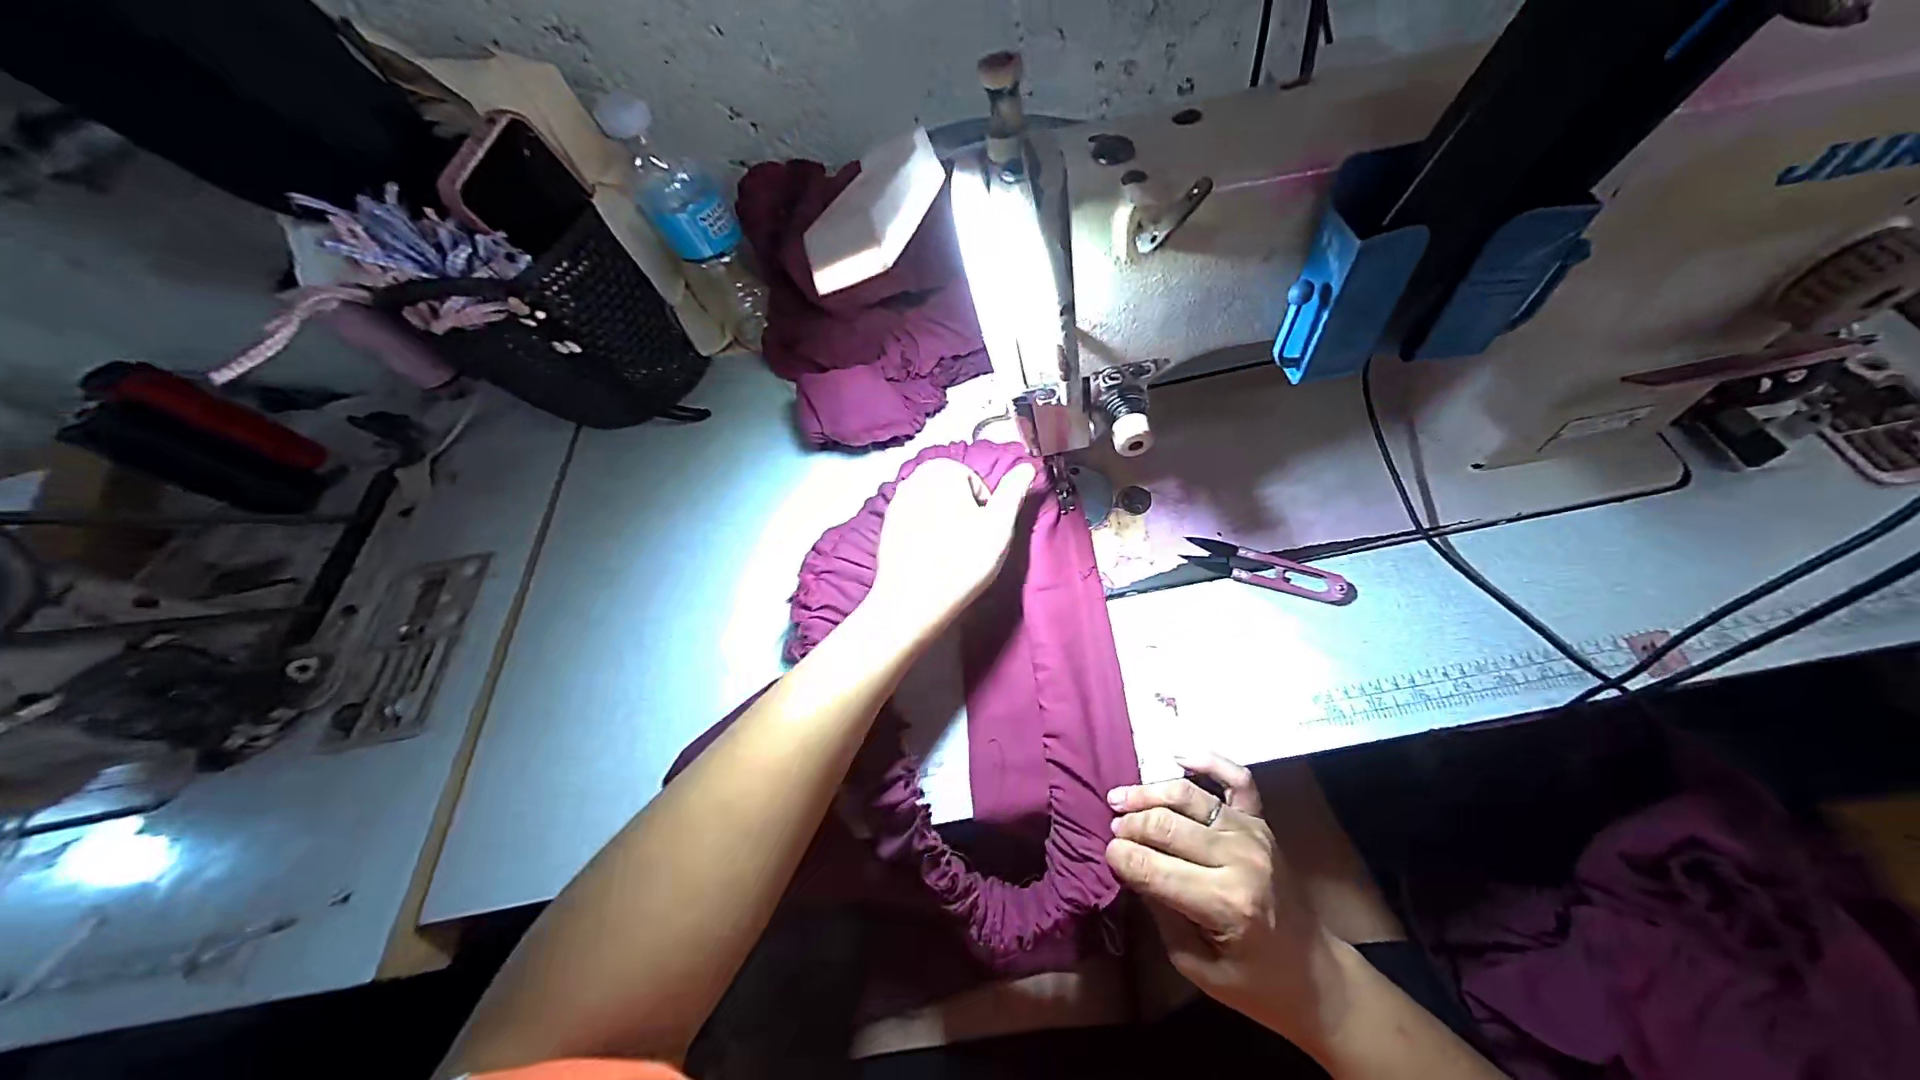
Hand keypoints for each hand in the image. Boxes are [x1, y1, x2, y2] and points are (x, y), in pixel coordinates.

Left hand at [863, 458, 1036, 639]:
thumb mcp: (1000, 524)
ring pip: (935, 510)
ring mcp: (895, 501)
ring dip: (946, 527)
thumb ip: (1014, 492)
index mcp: (941, 468)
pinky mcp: (885, 526)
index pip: (978, 485)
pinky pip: (917, 525)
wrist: (913, 601)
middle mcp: (913, 477)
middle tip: (970, 547)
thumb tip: (1026, 467)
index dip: (987, 511)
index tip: (983, 535)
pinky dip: (926, 538)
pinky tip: (931, 560)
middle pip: (954, 494)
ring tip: (951, 556)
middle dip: (964, 516)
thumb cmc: (963, 560)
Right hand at [1105, 753, 1345, 1042]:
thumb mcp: (1195, 965)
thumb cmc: (1253, 981)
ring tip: (1119, 799)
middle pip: (1167, 825)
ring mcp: (1253, 832)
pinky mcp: (1261, 821)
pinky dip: (1208, 761)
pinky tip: (1178, 755)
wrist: (1316, 975)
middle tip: (1111, 831)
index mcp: (1226, 902)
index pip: (1154, 867)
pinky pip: (1237, 779)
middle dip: (1129, 826)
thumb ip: (1160, 911)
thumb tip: (1128, 865)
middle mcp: (1240, 857)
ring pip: (1188, 795)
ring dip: (1148, 793)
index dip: (1120, 857)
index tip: (1105, 855)